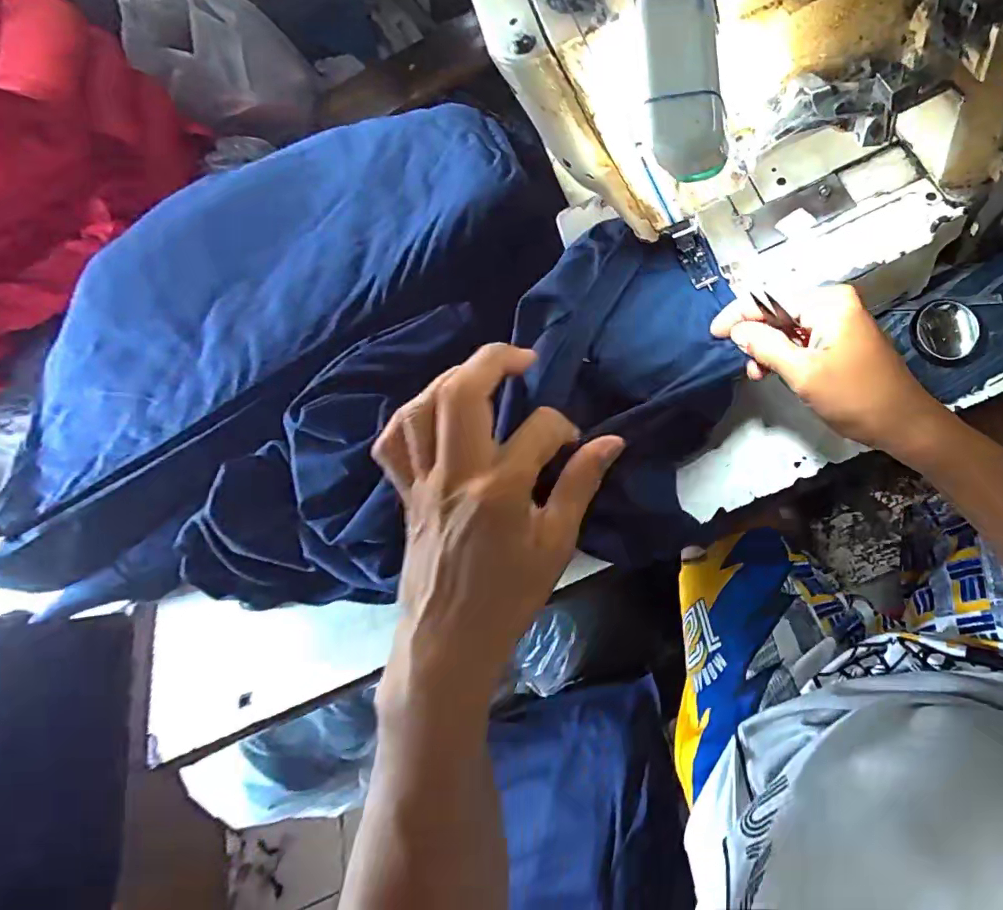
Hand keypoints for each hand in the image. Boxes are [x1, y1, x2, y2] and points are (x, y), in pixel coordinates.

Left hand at [372, 344, 623, 706]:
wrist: (447, 644)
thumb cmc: (509, 597)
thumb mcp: (557, 543)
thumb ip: (580, 484)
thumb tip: (611, 441)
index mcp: (499, 489)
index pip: (539, 428)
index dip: (564, 426)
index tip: (576, 443)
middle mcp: (454, 475)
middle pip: (461, 393)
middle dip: (493, 360)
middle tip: (523, 358)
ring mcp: (421, 483)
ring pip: (419, 409)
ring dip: (450, 379)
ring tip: (480, 376)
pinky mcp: (404, 496)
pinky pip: (392, 444)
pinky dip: (410, 417)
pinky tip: (433, 415)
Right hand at [711, 285, 959, 462]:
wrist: (904, 424)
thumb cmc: (856, 398)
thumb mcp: (803, 374)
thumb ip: (767, 347)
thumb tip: (738, 330)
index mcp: (829, 303)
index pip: (772, 299)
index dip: (740, 315)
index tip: (715, 332)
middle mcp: (836, 303)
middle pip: (781, 311)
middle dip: (757, 335)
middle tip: (743, 362)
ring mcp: (842, 320)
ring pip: (791, 327)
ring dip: (771, 348)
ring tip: (760, 373)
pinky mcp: (844, 338)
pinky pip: (806, 338)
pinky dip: (789, 354)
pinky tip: (777, 371)